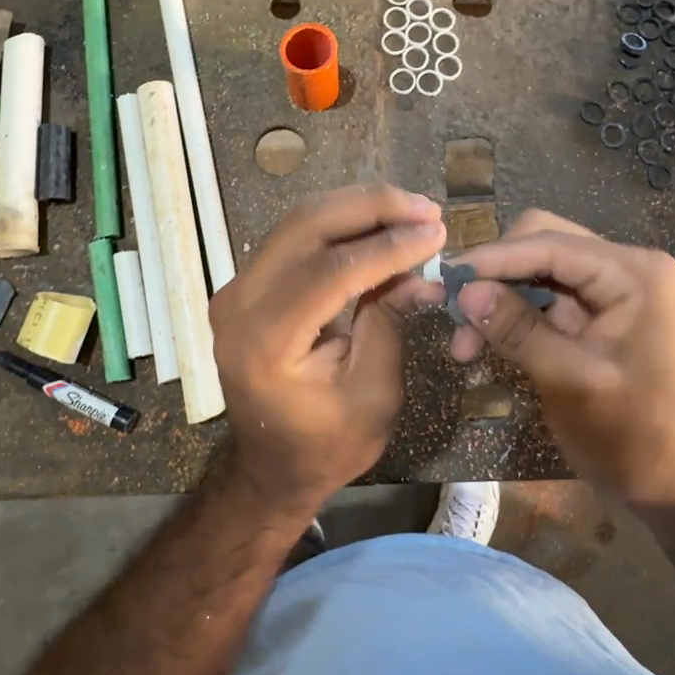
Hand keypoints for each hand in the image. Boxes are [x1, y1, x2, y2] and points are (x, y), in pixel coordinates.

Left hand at [211, 184, 445, 509]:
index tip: (438, 232)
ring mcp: (237, 286)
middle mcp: (239, 302)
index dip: (388, 246)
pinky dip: (343, 222)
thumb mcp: (373, 394)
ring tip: (414, 210)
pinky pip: (297, 235)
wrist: (270, 467)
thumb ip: (389, 322)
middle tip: (428, 209)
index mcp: (264, 342)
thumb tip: (422, 270)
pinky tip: (383, 222)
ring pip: (301, 220)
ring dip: (360, 207)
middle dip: (373, 207)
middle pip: (307, 226)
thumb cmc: (326, 446)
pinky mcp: (249, 281)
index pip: (330, 271)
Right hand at [449, 210, 674, 507]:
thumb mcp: (575, 383)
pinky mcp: (598, 318)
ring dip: (498, 301)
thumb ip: (520, 331)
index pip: (549, 243)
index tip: (442, 279)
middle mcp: (624, 269)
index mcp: (633, 273)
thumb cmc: (641, 437)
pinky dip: (513, 319)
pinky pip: (545, 302)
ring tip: (462, 346)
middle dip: (494, 276)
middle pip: (542, 246)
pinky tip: (483, 348)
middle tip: (452, 313)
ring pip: (537, 273)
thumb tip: (465, 292)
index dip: (493, 258)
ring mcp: (612, 293)